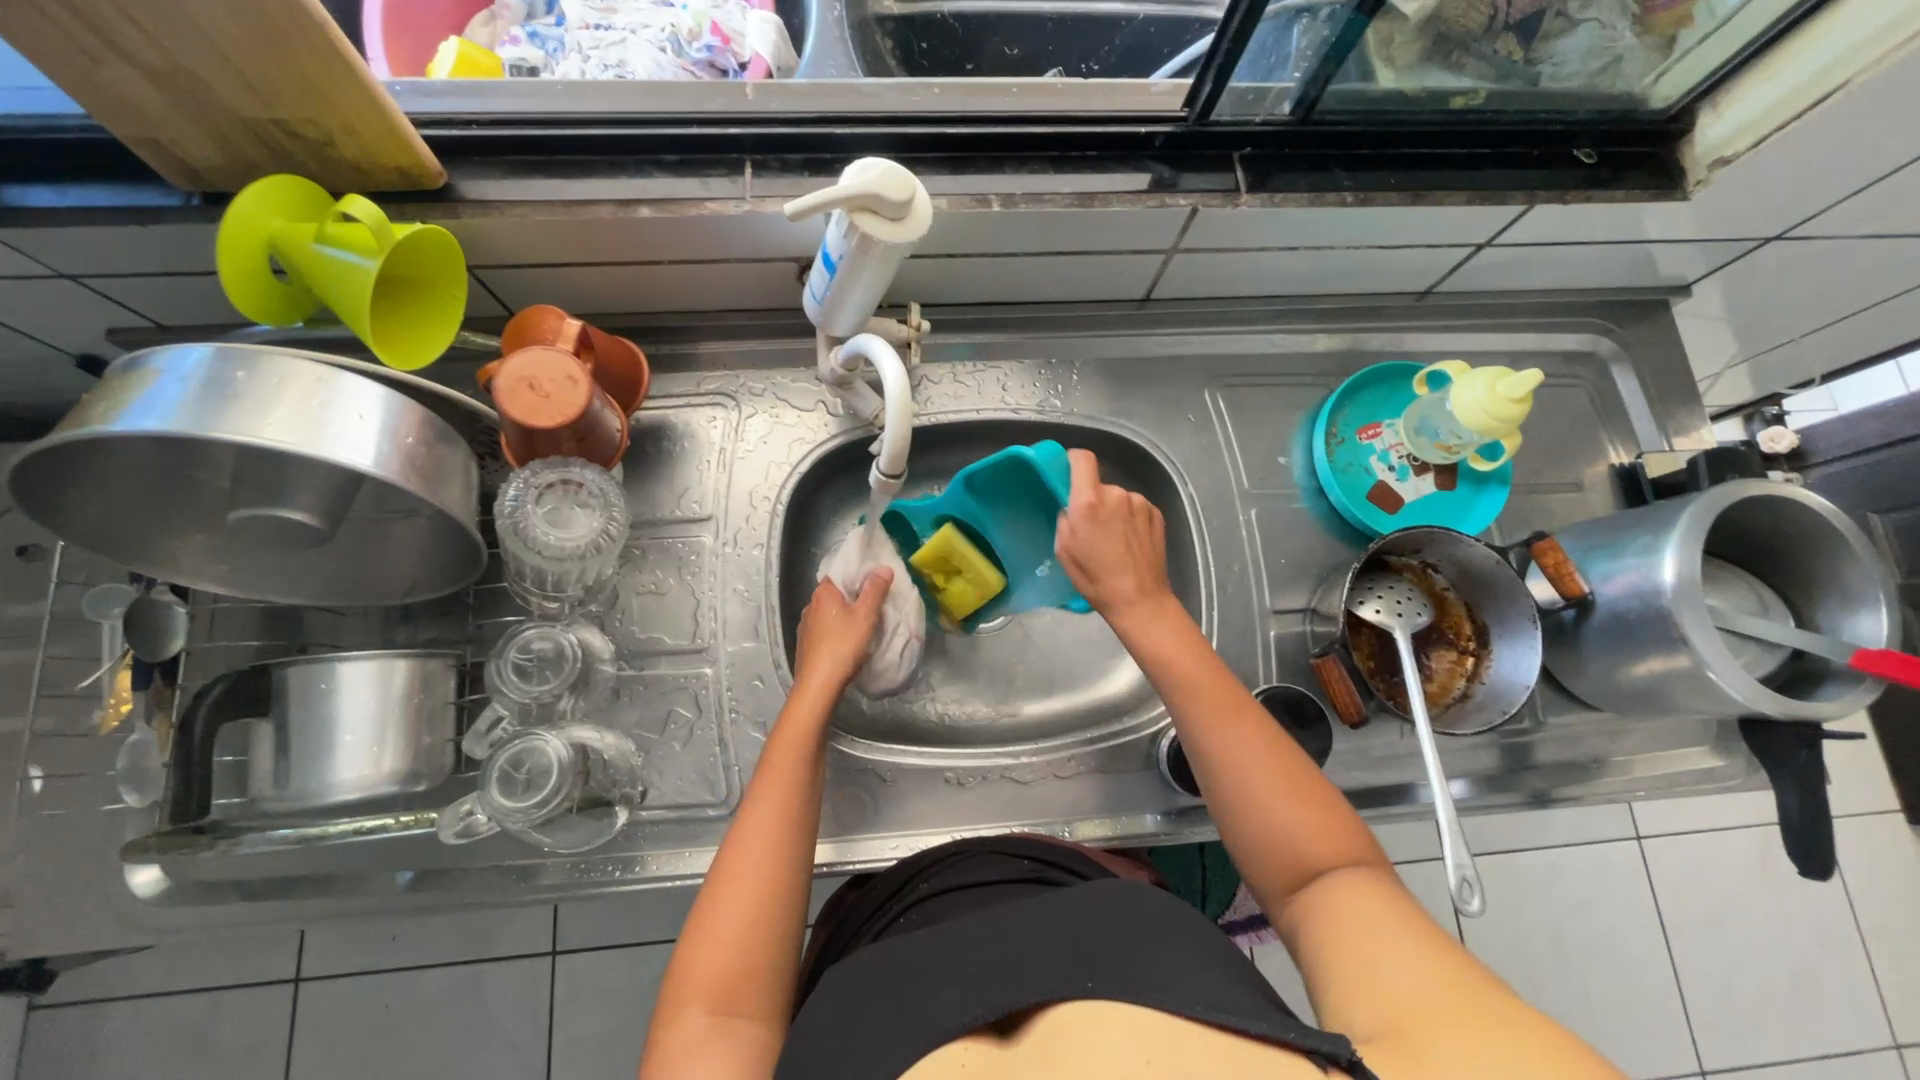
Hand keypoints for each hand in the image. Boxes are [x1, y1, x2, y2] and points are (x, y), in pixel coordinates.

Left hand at [795, 567, 892, 691]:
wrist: (818, 684)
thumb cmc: (843, 646)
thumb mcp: (865, 616)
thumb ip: (875, 590)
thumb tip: (883, 568)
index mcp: (823, 593)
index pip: (839, 572)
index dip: (857, 573)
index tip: (875, 580)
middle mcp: (810, 605)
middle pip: (834, 592)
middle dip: (852, 595)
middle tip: (874, 601)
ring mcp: (805, 625)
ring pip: (828, 612)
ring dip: (843, 613)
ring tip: (862, 621)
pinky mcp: (805, 643)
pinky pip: (823, 628)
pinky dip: (835, 628)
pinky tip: (846, 639)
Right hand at [1054, 448, 1173, 624]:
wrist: (1140, 599)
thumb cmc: (1096, 579)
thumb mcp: (1064, 551)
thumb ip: (1065, 519)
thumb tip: (1071, 507)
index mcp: (1089, 501)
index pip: (1082, 458)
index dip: (1073, 460)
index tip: (1069, 473)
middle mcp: (1116, 494)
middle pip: (1100, 485)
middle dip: (1094, 500)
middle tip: (1092, 528)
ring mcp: (1140, 503)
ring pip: (1119, 498)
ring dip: (1114, 511)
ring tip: (1115, 540)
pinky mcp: (1157, 513)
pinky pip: (1136, 508)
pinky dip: (1131, 520)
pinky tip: (1131, 543)